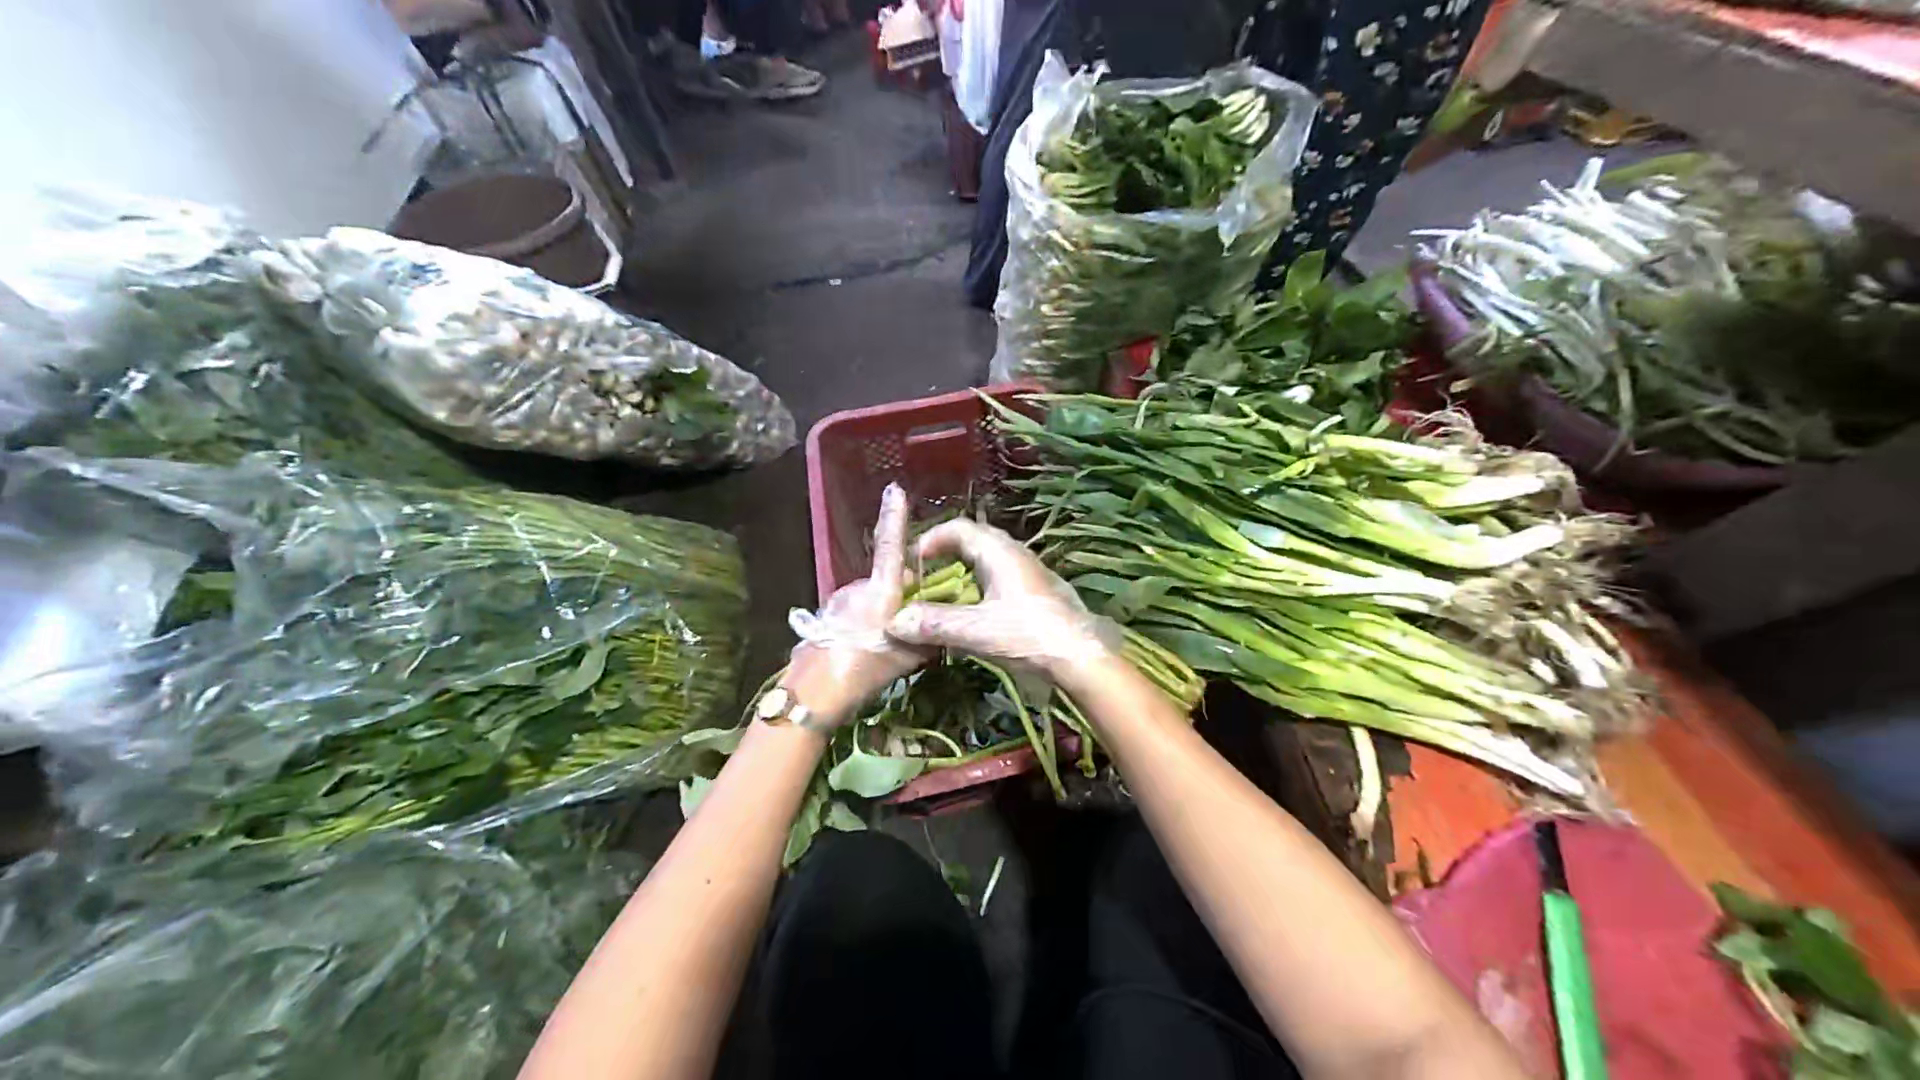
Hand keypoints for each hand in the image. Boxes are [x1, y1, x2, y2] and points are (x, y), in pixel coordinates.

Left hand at [782, 484, 927, 726]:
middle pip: (887, 581)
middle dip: (901, 593)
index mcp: (881, 591)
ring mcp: (838, 601)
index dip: (894, 517)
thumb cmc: (866, 669)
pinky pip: (854, 612)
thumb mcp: (909, 657)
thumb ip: (925, 635)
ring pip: (870, 598)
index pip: (891, 545)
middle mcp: (858, 588)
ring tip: (885, 644)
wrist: (816, 692)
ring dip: (881, 611)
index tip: (894, 489)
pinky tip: (865, 650)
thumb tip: (936, 624)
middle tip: (913, 620)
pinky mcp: (826, 616)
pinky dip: (864, 622)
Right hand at [886, 519, 1116, 680]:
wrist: (1081, 656)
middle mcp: (1014, 554)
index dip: (930, 539)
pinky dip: (977, 585)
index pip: (958, 528)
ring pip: (987, 559)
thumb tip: (894, 621)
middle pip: (973, 540)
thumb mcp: (977, 631)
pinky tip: (971, 611)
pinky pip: (998, 576)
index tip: (910, 560)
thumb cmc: (1030, 635)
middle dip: (944, 553)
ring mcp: (1027, 572)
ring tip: (941, 593)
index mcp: (999, 552)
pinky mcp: (1035, 591)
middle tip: (922, 574)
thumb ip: (935, 623)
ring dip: (962, 570)